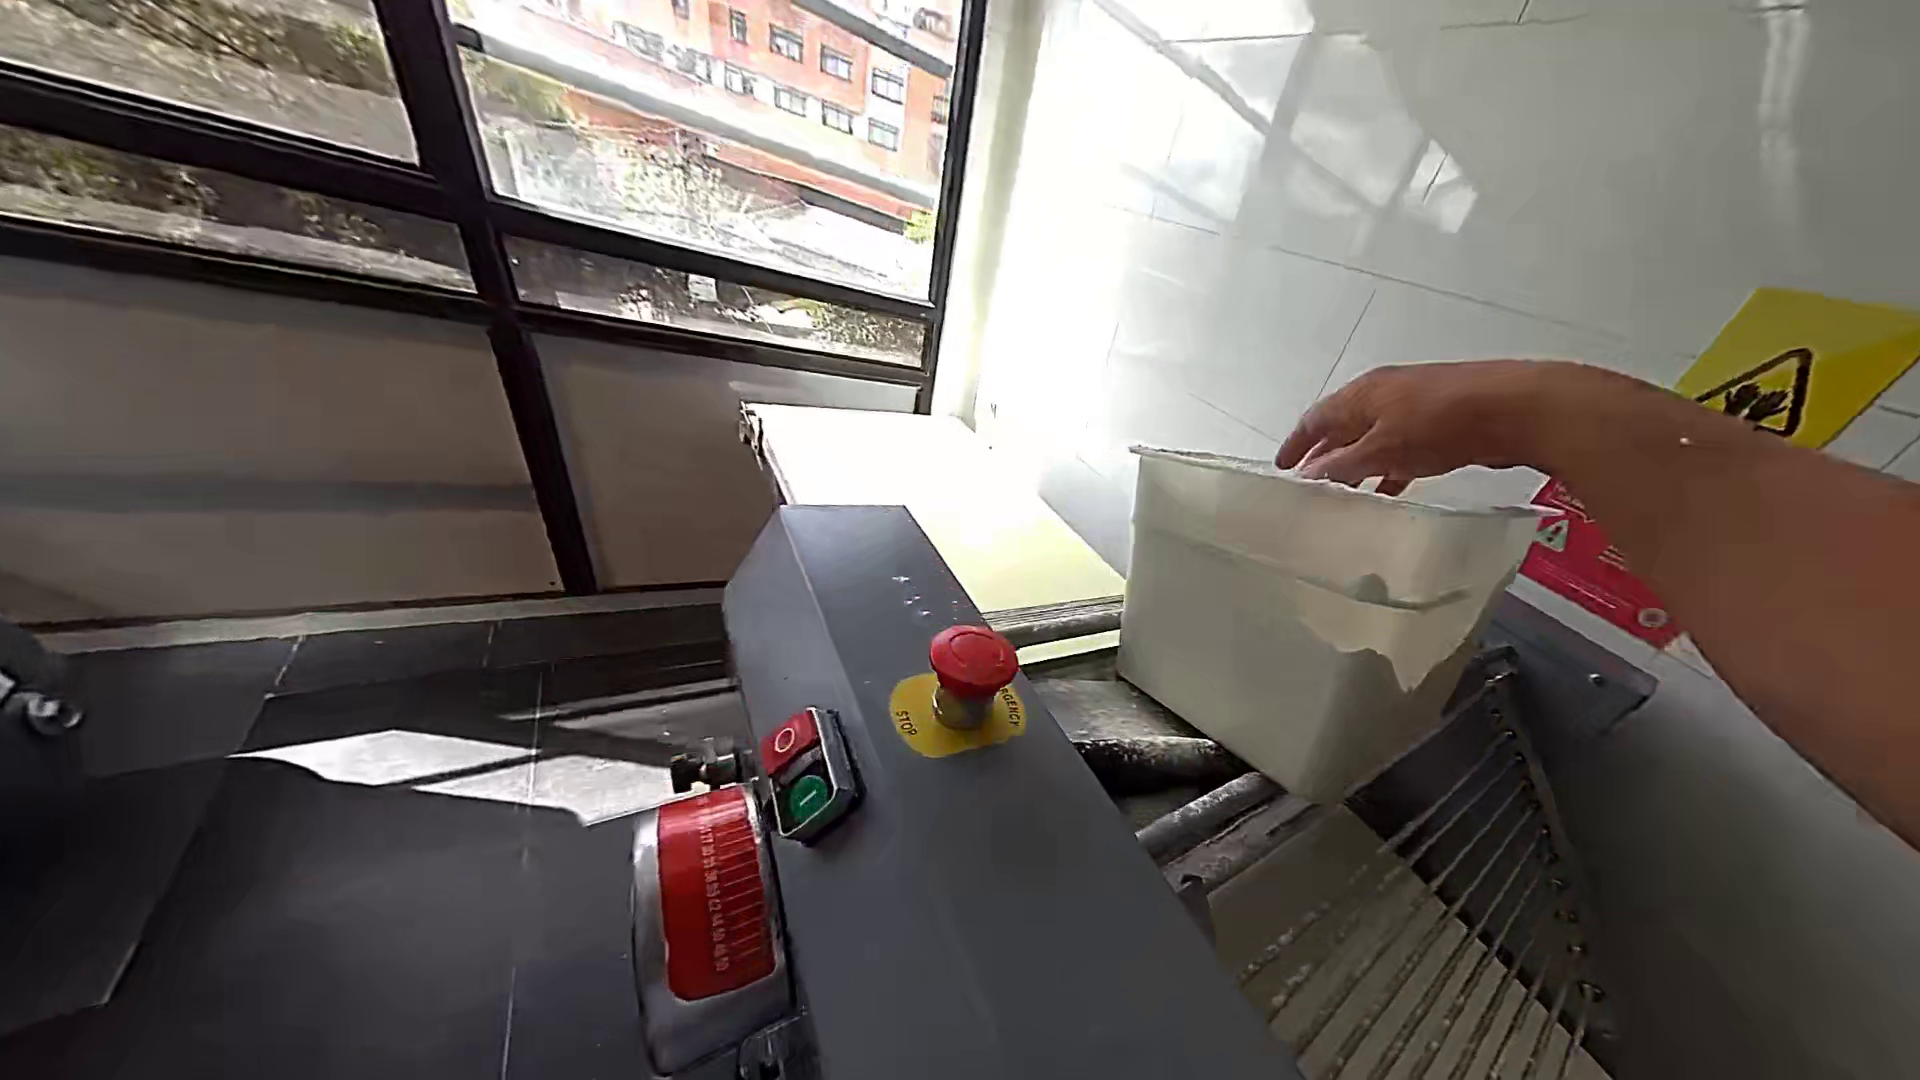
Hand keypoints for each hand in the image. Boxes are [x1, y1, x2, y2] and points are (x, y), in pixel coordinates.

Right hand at [1275, 360, 1592, 493]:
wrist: (1521, 408)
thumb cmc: (1440, 425)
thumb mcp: (1381, 450)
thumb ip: (1341, 465)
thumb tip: (1308, 477)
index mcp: (1360, 394)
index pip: (1314, 419)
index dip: (1296, 444)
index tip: (1282, 467)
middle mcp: (1382, 393)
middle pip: (1341, 427)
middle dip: (1324, 455)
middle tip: (1309, 483)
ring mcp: (1414, 403)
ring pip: (1372, 437)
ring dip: (1356, 462)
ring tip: (1344, 491)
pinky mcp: (1443, 417)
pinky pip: (1401, 444)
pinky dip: (1388, 465)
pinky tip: (1389, 487)